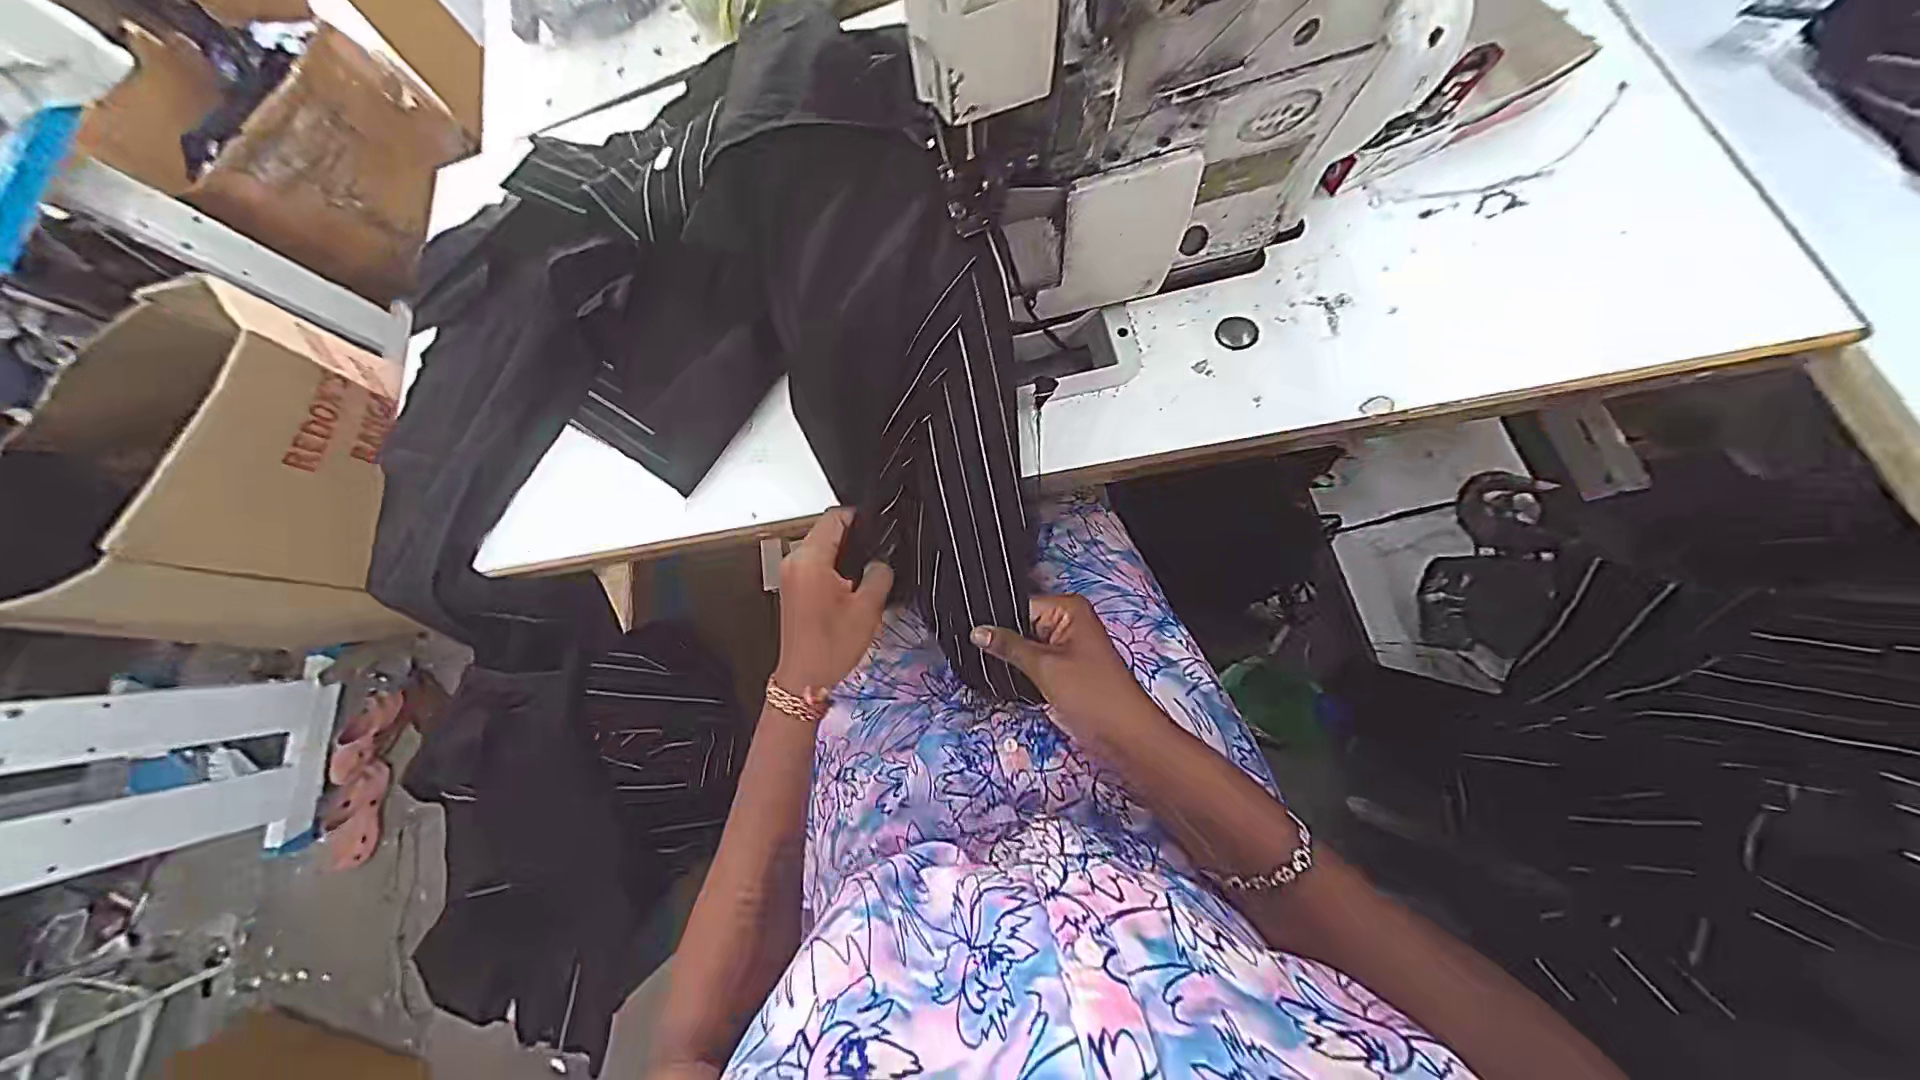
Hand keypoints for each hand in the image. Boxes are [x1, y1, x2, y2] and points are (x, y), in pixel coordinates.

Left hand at [772, 508, 892, 692]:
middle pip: (826, 530)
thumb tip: (881, 563)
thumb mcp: (868, 607)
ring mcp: (790, 574)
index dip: (859, 517)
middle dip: (853, 537)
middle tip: (877, 551)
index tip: (878, 525)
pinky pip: (814, 564)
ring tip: (866, 570)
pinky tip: (851, 585)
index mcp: (810, 559)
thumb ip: (880, 574)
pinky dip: (833, 567)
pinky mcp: (792, 588)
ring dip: (843, 553)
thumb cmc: (832, 647)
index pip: (835, 518)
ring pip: (821, 547)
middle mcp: (794, 562)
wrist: (805, 679)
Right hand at [971, 594, 1155, 743]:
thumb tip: (978, 631)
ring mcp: (1067, 644)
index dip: (997, 621)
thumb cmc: (1094, 696)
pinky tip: (1013, 679)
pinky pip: (1034, 661)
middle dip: (1005, 641)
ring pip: (1025, 645)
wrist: (1123, 735)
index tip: (973, 635)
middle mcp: (1069, 621)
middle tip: (983, 656)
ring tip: (1000, 669)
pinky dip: (1024, 671)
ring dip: (1014, 659)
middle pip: (1021, 624)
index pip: (1020, 605)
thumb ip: (1008, 646)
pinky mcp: (1063, 666)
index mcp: (1069, 608)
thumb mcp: (1043, 666)